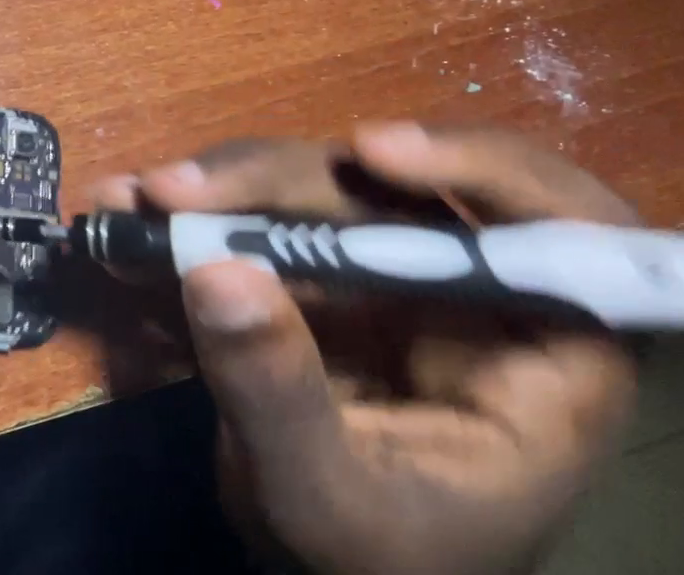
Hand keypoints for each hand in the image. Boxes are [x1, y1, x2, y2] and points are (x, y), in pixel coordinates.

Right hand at [97, 123, 637, 574]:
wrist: (315, 572)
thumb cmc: (366, 557)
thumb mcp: (321, 492)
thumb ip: (277, 392)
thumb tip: (215, 269)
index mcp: (532, 353)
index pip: (563, 233)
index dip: (482, 169)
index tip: (370, 150)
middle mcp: (456, 295)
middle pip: (385, 194)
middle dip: (270, 180)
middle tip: (169, 189)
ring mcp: (370, 282)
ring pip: (301, 196)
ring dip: (209, 190)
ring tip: (126, 198)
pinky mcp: (298, 283)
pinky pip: (241, 230)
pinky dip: (177, 220)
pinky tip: (120, 216)